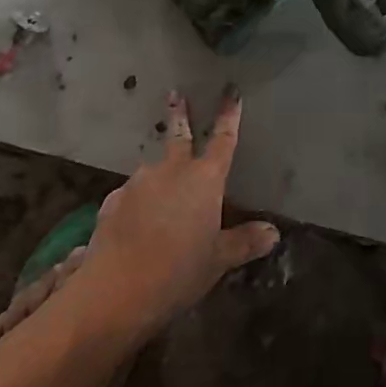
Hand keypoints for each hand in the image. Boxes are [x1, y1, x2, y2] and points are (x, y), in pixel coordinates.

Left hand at [68, 87, 278, 337]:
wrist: (113, 293)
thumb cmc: (178, 271)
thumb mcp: (218, 260)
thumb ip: (245, 242)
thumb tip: (274, 233)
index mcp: (205, 179)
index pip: (224, 139)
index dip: (230, 116)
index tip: (232, 93)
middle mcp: (172, 171)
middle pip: (179, 135)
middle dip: (180, 114)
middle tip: (175, 94)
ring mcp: (138, 184)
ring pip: (153, 171)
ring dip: (157, 176)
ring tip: (158, 200)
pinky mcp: (111, 203)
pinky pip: (130, 197)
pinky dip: (136, 203)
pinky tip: (134, 225)